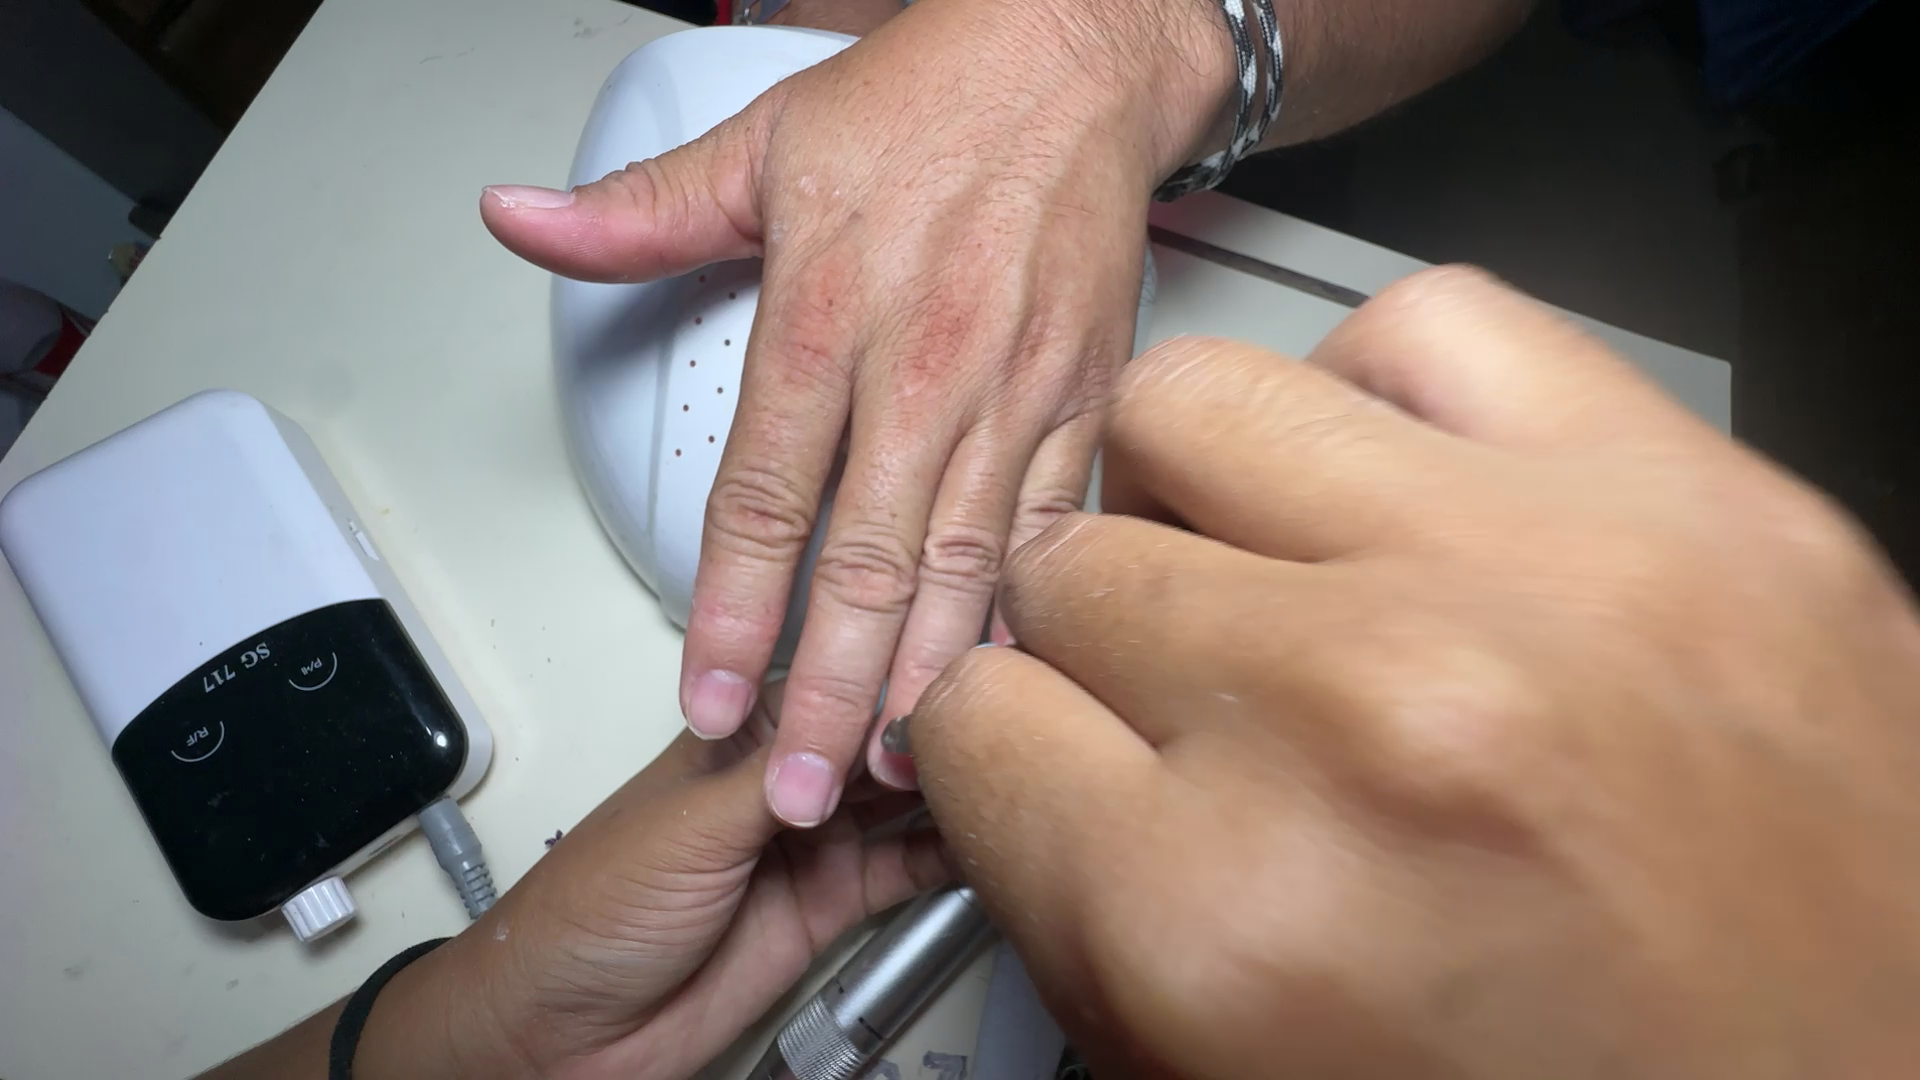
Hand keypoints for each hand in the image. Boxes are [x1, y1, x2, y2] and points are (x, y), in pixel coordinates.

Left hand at [206, 681, 947, 1079]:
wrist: (565, 1036)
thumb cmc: (596, 902)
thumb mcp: (694, 822)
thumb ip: (781, 775)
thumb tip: (862, 730)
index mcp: (759, 725)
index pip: (849, 683)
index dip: (906, 678)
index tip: (971, 676)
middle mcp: (801, 766)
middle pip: (888, 735)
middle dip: (943, 729)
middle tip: (1011, 723)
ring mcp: (824, 831)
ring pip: (910, 796)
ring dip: (956, 785)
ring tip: (1016, 772)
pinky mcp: (839, 894)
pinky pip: (911, 866)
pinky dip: (953, 854)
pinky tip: (992, 838)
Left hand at [479, 0, 1234, 823]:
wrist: (1073, 64)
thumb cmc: (933, 105)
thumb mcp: (770, 141)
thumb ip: (646, 210)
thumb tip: (526, 224)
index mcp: (829, 312)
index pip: (764, 497)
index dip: (730, 611)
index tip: (710, 698)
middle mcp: (924, 369)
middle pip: (865, 561)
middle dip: (830, 690)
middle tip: (801, 785)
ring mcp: (1013, 393)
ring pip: (963, 564)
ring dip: (926, 675)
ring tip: (895, 765)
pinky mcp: (1081, 401)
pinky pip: (1049, 528)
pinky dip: (1022, 609)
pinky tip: (1001, 676)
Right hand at [910, 268, 1919, 1076]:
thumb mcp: (1188, 1046)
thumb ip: (1050, 857)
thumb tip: (993, 708)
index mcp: (1221, 917)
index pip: (969, 714)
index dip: (990, 739)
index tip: (1039, 755)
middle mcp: (1370, 724)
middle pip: (1065, 562)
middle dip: (1081, 630)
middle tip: (1161, 689)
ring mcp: (1537, 583)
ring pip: (1185, 403)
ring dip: (1180, 495)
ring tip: (1255, 569)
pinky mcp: (1687, 500)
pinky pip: (1416, 332)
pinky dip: (1362, 404)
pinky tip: (1390, 501)